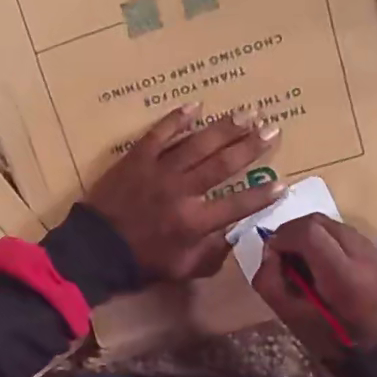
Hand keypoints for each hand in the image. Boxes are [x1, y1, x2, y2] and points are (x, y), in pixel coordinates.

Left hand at [83, 104, 284, 281]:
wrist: (94, 249)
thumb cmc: (139, 262)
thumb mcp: (181, 269)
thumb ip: (210, 256)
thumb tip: (231, 237)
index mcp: (194, 222)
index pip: (237, 204)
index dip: (262, 194)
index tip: (283, 182)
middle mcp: (182, 191)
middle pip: (223, 164)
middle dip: (251, 146)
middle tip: (273, 129)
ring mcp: (158, 171)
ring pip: (197, 143)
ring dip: (223, 128)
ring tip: (246, 114)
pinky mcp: (136, 158)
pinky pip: (159, 134)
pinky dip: (176, 119)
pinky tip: (195, 107)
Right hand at [253, 213, 376, 359]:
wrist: (376, 345)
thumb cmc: (330, 337)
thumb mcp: (289, 315)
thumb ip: (269, 280)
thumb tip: (269, 250)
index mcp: (344, 277)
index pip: (309, 232)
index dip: (283, 236)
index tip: (273, 253)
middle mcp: (363, 255)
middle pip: (317, 221)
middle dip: (291, 232)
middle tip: (282, 253)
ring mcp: (373, 249)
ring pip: (328, 222)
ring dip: (305, 233)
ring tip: (299, 256)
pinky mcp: (375, 248)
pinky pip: (339, 229)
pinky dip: (321, 237)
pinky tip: (318, 259)